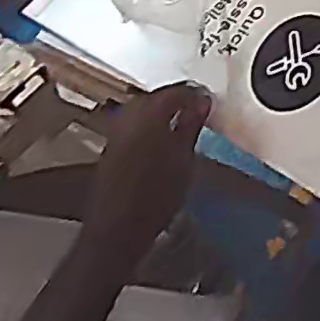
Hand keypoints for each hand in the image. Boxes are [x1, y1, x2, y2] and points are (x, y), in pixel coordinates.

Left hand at [83, 83, 210, 258]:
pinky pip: (135, 124)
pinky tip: (161, 141)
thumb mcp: (184, 157)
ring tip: (181, 126)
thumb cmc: (156, 193)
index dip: (197, 95)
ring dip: (163, 113)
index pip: (179, 90)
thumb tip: (202, 101)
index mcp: (150, 110)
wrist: (116, 230)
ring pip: (145, 109)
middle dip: (178, 101)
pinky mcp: (110, 146)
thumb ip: (192, 124)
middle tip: (197, 112)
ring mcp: (117, 130)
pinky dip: (150, 126)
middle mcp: (130, 114)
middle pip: (159, 96)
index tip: (209, 104)